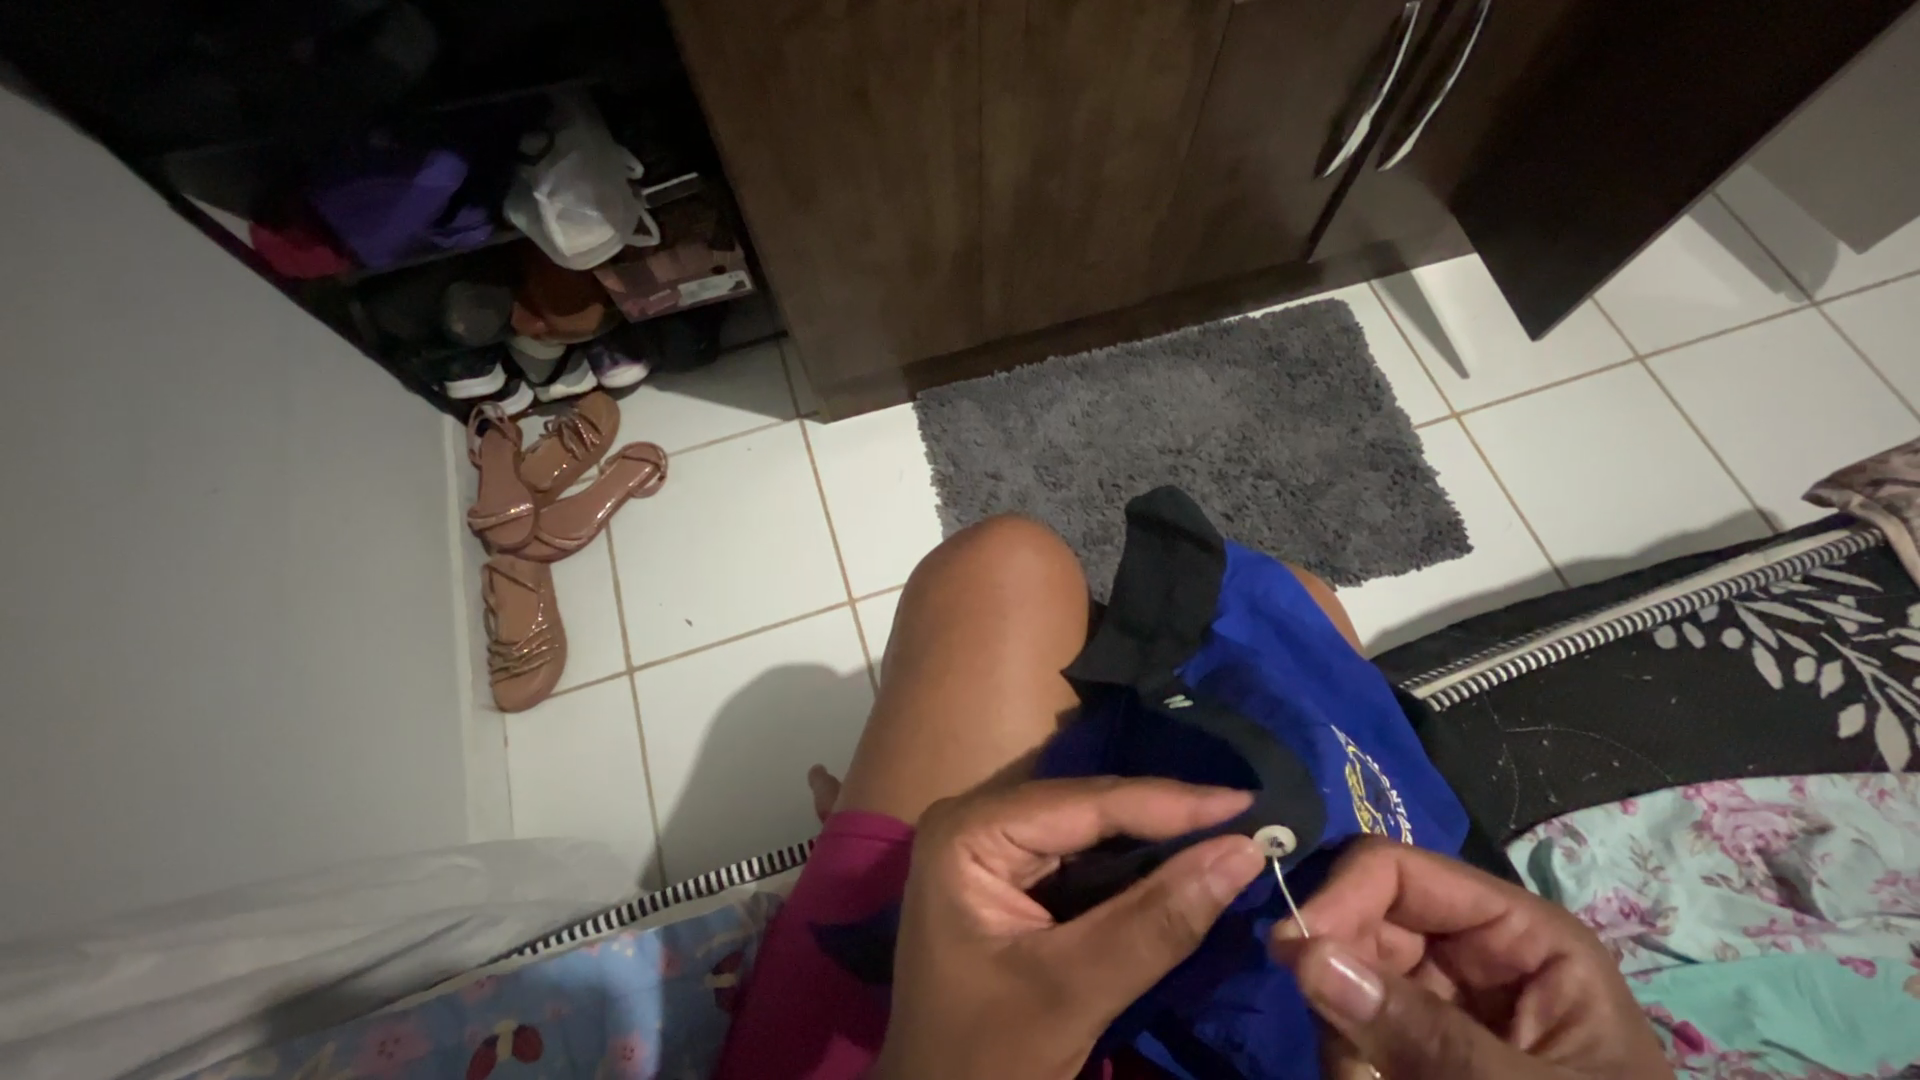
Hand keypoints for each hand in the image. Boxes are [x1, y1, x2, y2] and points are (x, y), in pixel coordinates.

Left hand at [873, 777, 1265, 1079]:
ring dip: (1157, 835)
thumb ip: (1156, 922)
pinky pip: (1080, 856)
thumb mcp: (1071, 992)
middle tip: (1250, 814)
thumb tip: (1242, 852)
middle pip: (1087, 808)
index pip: (1084, 803)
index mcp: (969, 833)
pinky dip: (1133, 864)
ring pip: (1089, 828)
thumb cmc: (984, 1059)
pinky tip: (1182, 858)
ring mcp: (989, 847)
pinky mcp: (1007, 876)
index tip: (1248, 802)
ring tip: (1231, 829)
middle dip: (1168, 815)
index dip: (1171, 802)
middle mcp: (975, 822)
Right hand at [1268, 838, 1672, 1079]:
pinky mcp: (1420, 1045)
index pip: (1400, 870)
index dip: (1339, 895)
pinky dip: (1347, 1058)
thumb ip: (1424, 1033)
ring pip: (1346, 975)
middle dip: (1336, 979)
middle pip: (1363, 919)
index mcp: (1523, 934)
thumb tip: (1304, 953)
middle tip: (1344, 1060)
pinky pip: (1354, 1025)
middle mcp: (1475, 951)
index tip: (1291, 952)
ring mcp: (1444, 999)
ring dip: (1341, 1034)